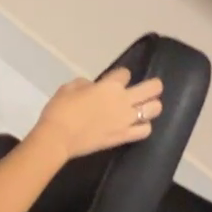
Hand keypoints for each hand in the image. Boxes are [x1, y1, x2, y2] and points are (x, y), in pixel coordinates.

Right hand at [27, 67, 165, 160]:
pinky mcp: (121, 137)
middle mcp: (124, 99)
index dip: (118, 77)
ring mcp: (125, 119)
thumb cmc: (59, 112)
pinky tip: (134, 128)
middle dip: (150, 88)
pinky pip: (144, 131)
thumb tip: (91, 87)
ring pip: (155, 108)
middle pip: (154, 87)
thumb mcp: (67, 88)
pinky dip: (142, 128)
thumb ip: (84, 85)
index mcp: (111, 85)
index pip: (125, 73)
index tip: (109, 84)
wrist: (56, 138)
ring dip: (150, 108)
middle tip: (140, 94)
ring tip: (139, 112)